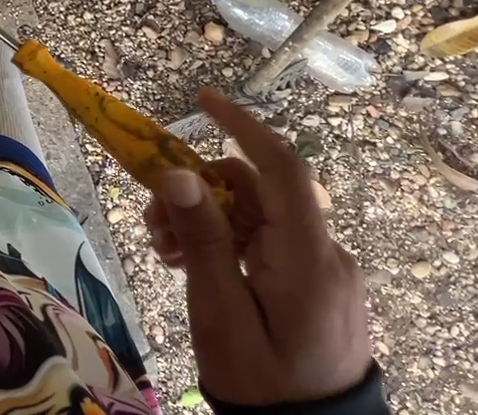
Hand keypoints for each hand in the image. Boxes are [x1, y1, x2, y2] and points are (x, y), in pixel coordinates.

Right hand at [145, 88, 372, 406]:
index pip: (283, 169)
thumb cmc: (261, 378)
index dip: (243, 126)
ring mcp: (324, 271)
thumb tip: (177, 172)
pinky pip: (266, 242)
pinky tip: (193, 265)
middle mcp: (326, 255)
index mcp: (309, 259)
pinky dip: (226, 241)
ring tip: (166, 254)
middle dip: (197, 193)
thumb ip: (203, 238)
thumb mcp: (219, 309)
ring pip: (255, 216)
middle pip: (255, 192)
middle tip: (151, 225)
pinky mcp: (316, 286)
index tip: (203, 98)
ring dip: (205, 220)